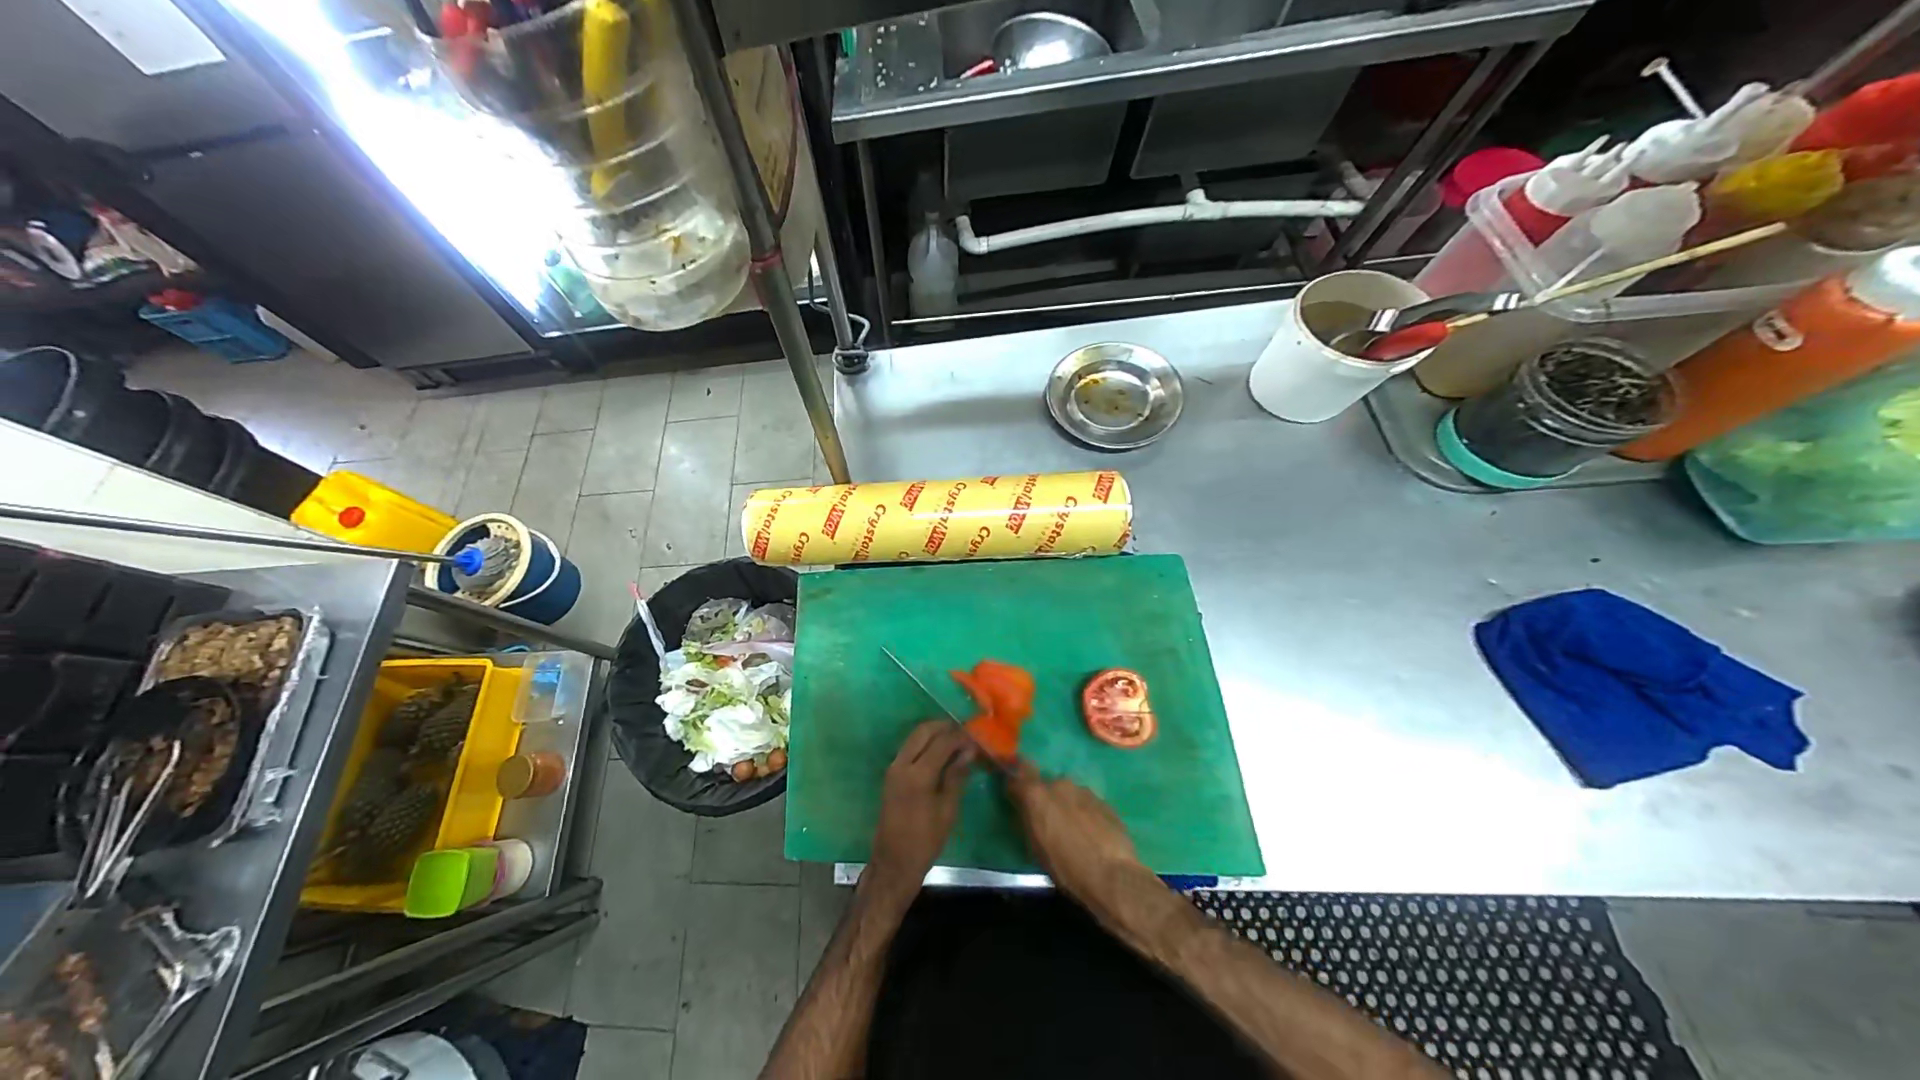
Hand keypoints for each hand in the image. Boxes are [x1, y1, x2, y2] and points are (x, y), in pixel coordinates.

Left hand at [867, 721, 974, 901]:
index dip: (961, 736)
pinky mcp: (891, 775)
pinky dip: (925, 744)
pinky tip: (941, 753)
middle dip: (945, 727)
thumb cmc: (926, 841)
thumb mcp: (947, 810)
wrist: (894, 862)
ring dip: (934, 733)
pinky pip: (909, 748)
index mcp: (918, 774)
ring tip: (957, 740)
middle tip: (966, 732)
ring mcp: (893, 768)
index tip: (978, 735)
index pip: (942, 741)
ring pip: (914, 737)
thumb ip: (956, 776)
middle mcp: (901, 764)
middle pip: (923, 731)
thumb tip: (969, 751)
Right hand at [1005, 761, 1154, 926]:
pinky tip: (1089, 833)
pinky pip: (1086, 802)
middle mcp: (1059, 784)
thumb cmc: (1066, 867)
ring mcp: (1084, 791)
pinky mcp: (1104, 801)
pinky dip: (1083, 812)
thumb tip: (1024, 806)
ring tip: (1072, 829)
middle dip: (1044, 798)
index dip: (1015, 784)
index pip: (1018, 775)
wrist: (1112, 875)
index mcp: (1037, 795)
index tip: (1014, 793)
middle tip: (1047, 820)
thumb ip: (1028, 818)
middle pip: (1046, 785)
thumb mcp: (1036, 846)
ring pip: (1068, 793)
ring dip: (1065, 805)